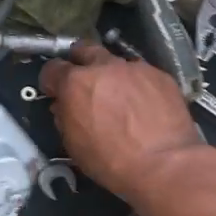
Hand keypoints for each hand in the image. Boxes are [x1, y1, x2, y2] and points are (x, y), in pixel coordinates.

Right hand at [40, 42, 215, 206]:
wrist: (164, 165)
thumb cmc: (110, 160)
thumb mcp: (73, 144)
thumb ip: (64, 117)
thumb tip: (63, 106)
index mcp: (75, 83)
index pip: (52, 68)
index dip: (51, 81)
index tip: (54, 92)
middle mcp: (103, 67)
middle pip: (85, 50)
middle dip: (80, 62)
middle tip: (84, 81)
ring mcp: (134, 68)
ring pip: (117, 62)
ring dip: (112, 75)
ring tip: (120, 96)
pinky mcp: (161, 76)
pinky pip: (142, 74)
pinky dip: (138, 85)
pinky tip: (144, 104)